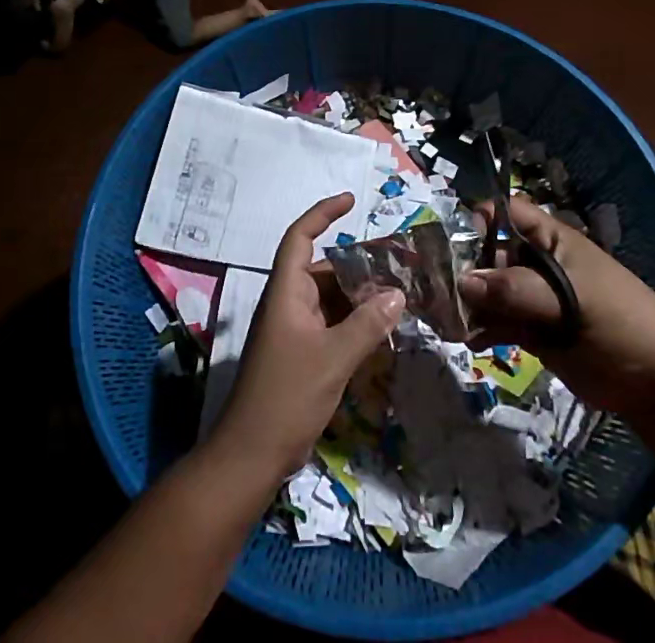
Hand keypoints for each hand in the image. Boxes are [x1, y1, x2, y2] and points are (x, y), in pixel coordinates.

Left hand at [208, 193, 405, 483]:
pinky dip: (356, 322)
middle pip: (324, 269)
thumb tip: (397, 294)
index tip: (351, 200)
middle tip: (400, 265)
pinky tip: (384, 329)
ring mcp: (295, 331)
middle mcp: (289, 305)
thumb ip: (367, 324)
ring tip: (402, 295)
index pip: (300, 238)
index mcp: (287, 293)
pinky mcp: (303, 355)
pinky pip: (333, 325)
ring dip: (362, 296)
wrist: (252, 453)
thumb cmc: (287, 397)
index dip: (322, 213)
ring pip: (332, 299)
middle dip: (359, 265)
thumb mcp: (333, 358)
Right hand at [461, 196, 654, 413]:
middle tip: (432, 290)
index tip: (446, 244)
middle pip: (486, 253)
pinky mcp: (530, 330)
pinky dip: (478, 329)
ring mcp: (532, 298)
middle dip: (459, 269)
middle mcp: (535, 263)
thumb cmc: (621, 323)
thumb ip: (515, 290)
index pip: (504, 213)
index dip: (475, 220)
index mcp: (550, 240)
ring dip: (464, 304)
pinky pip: (495, 321)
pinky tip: (465, 340)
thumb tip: (463, 282)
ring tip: (442, 320)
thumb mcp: (570, 300)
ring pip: (486, 291)